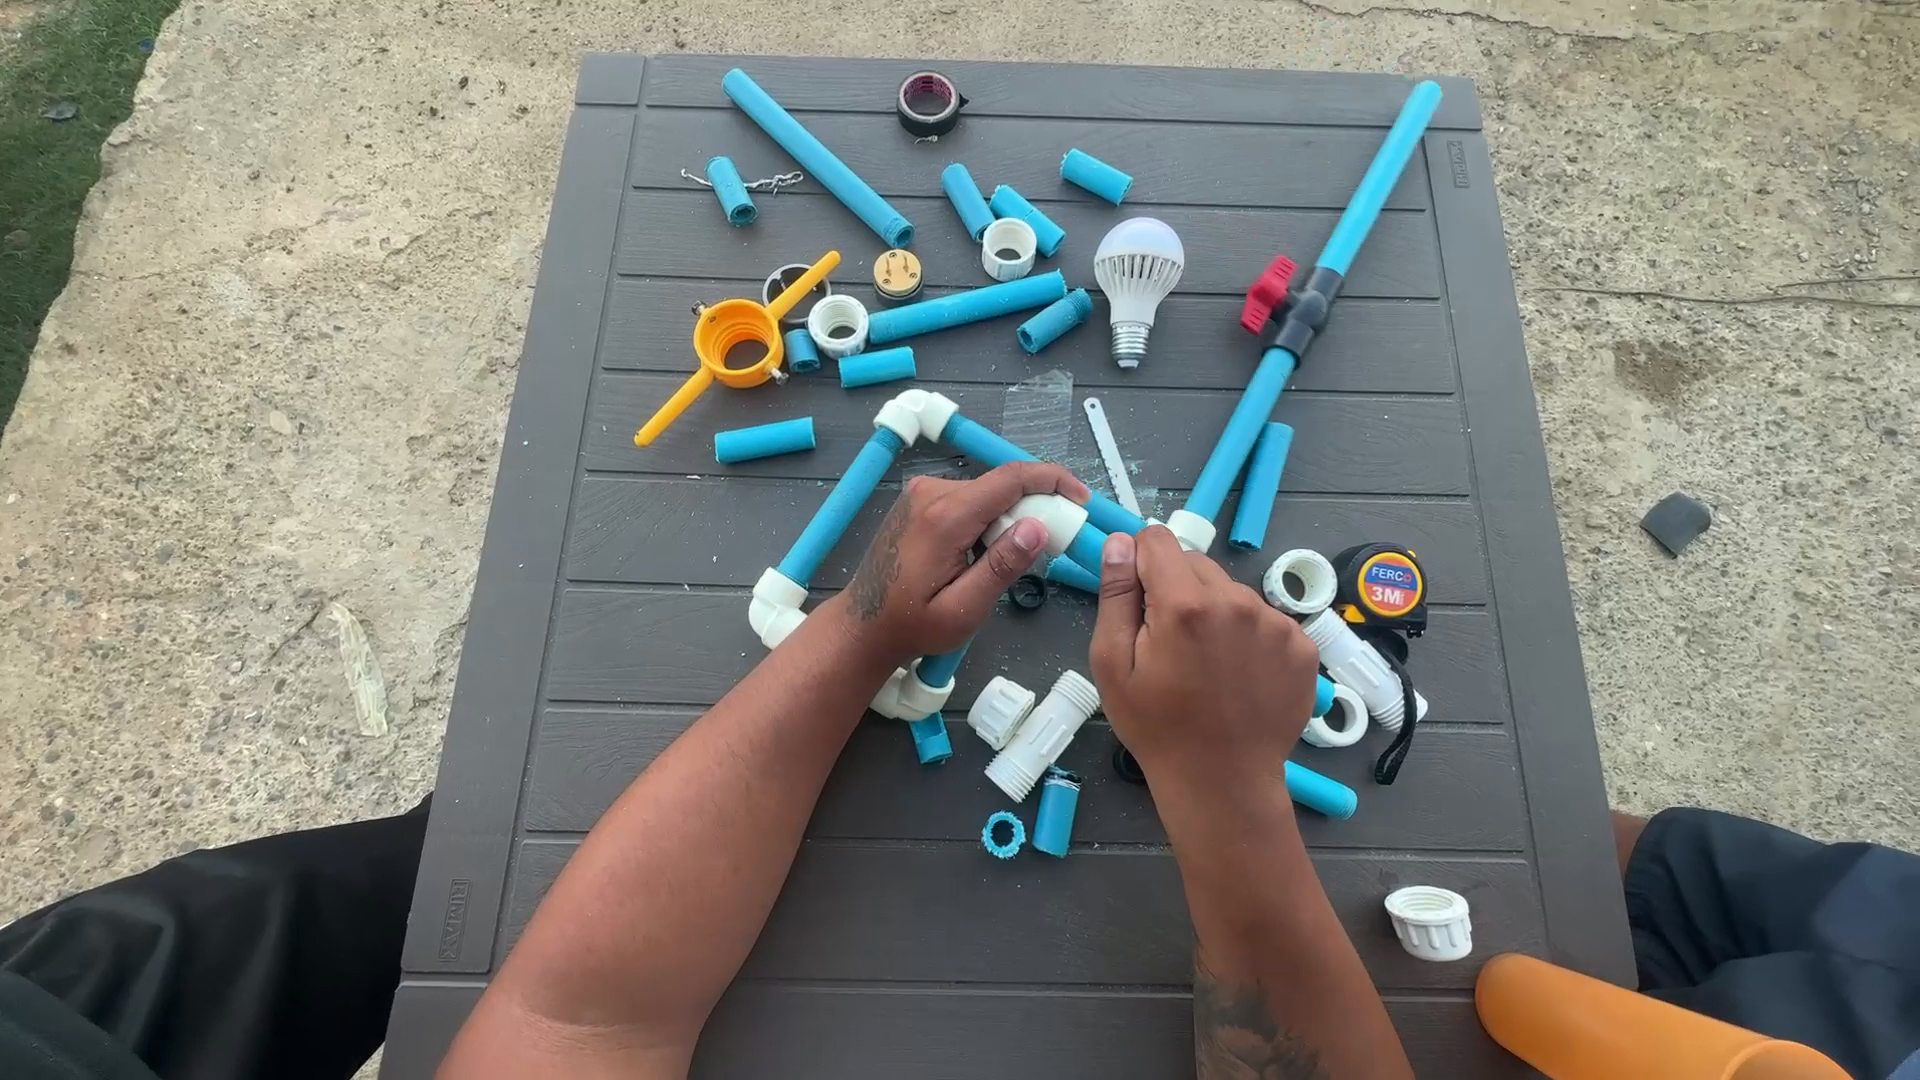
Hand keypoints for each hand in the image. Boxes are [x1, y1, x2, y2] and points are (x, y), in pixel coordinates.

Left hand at [824, 462, 1089, 667]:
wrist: (864, 625)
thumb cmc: (912, 625)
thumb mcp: (964, 608)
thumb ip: (1002, 566)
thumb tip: (1038, 527)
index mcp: (945, 516)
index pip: (1010, 478)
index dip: (1053, 481)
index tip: (1080, 499)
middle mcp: (932, 492)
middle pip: (1001, 486)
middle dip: (1033, 509)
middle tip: (1052, 546)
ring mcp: (922, 493)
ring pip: (986, 493)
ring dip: (1008, 519)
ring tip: (1006, 563)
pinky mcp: (920, 501)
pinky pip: (968, 500)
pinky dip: (987, 520)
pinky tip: (982, 555)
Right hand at [1089, 525, 1320, 783]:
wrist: (1222, 781)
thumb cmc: (1156, 725)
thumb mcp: (1112, 663)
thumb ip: (1116, 595)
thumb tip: (1121, 543)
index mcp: (1184, 604)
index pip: (1157, 540)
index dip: (1140, 564)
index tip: (1138, 600)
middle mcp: (1236, 602)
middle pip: (1195, 563)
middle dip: (1175, 588)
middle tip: (1169, 641)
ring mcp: (1276, 623)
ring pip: (1230, 589)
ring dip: (1212, 609)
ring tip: (1206, 661)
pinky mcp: (1302, 645)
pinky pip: (1263, 616)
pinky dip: (1246, 632)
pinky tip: (1237, 671)